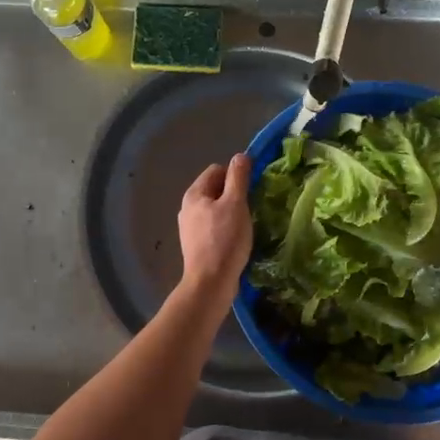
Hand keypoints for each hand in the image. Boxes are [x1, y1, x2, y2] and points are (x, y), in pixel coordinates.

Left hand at [177, 154, 253, 300]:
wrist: (210, 283)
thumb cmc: (224, 240)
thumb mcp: (236, 204)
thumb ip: (238, 178)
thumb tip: (240, 156)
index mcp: (194, 194)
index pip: (216, 170)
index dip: (235, 174)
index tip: (251, 188)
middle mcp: (187, 208)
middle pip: (215, 189)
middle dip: (234, 194)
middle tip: (251, 206)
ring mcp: (190, 228)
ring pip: (215, 209)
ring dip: (231, 212)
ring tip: (246, 224)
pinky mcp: (196, 245)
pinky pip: (214, 227)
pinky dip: (226, 228)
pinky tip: (237, 239)